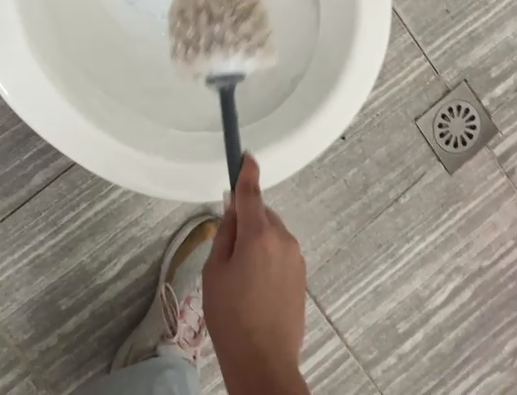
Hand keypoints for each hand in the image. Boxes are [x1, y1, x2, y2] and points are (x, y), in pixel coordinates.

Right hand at [204, 156, 309, 394]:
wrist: (263, 361)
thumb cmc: (230, 317)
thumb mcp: (214, 271)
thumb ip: (224, 233)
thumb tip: (233, 209)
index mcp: (259, 234)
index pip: (251, 193)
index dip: (247, 173)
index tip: (246, 156)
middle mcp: (283, 239)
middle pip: (261, 214)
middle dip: (246, 220)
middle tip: (226, 249)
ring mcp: (296, 258)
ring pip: (271, 234)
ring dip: (257, 241)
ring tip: (239, 276)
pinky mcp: (301, 275)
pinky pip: (280, 253)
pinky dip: (267, 257)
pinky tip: (254, 286)